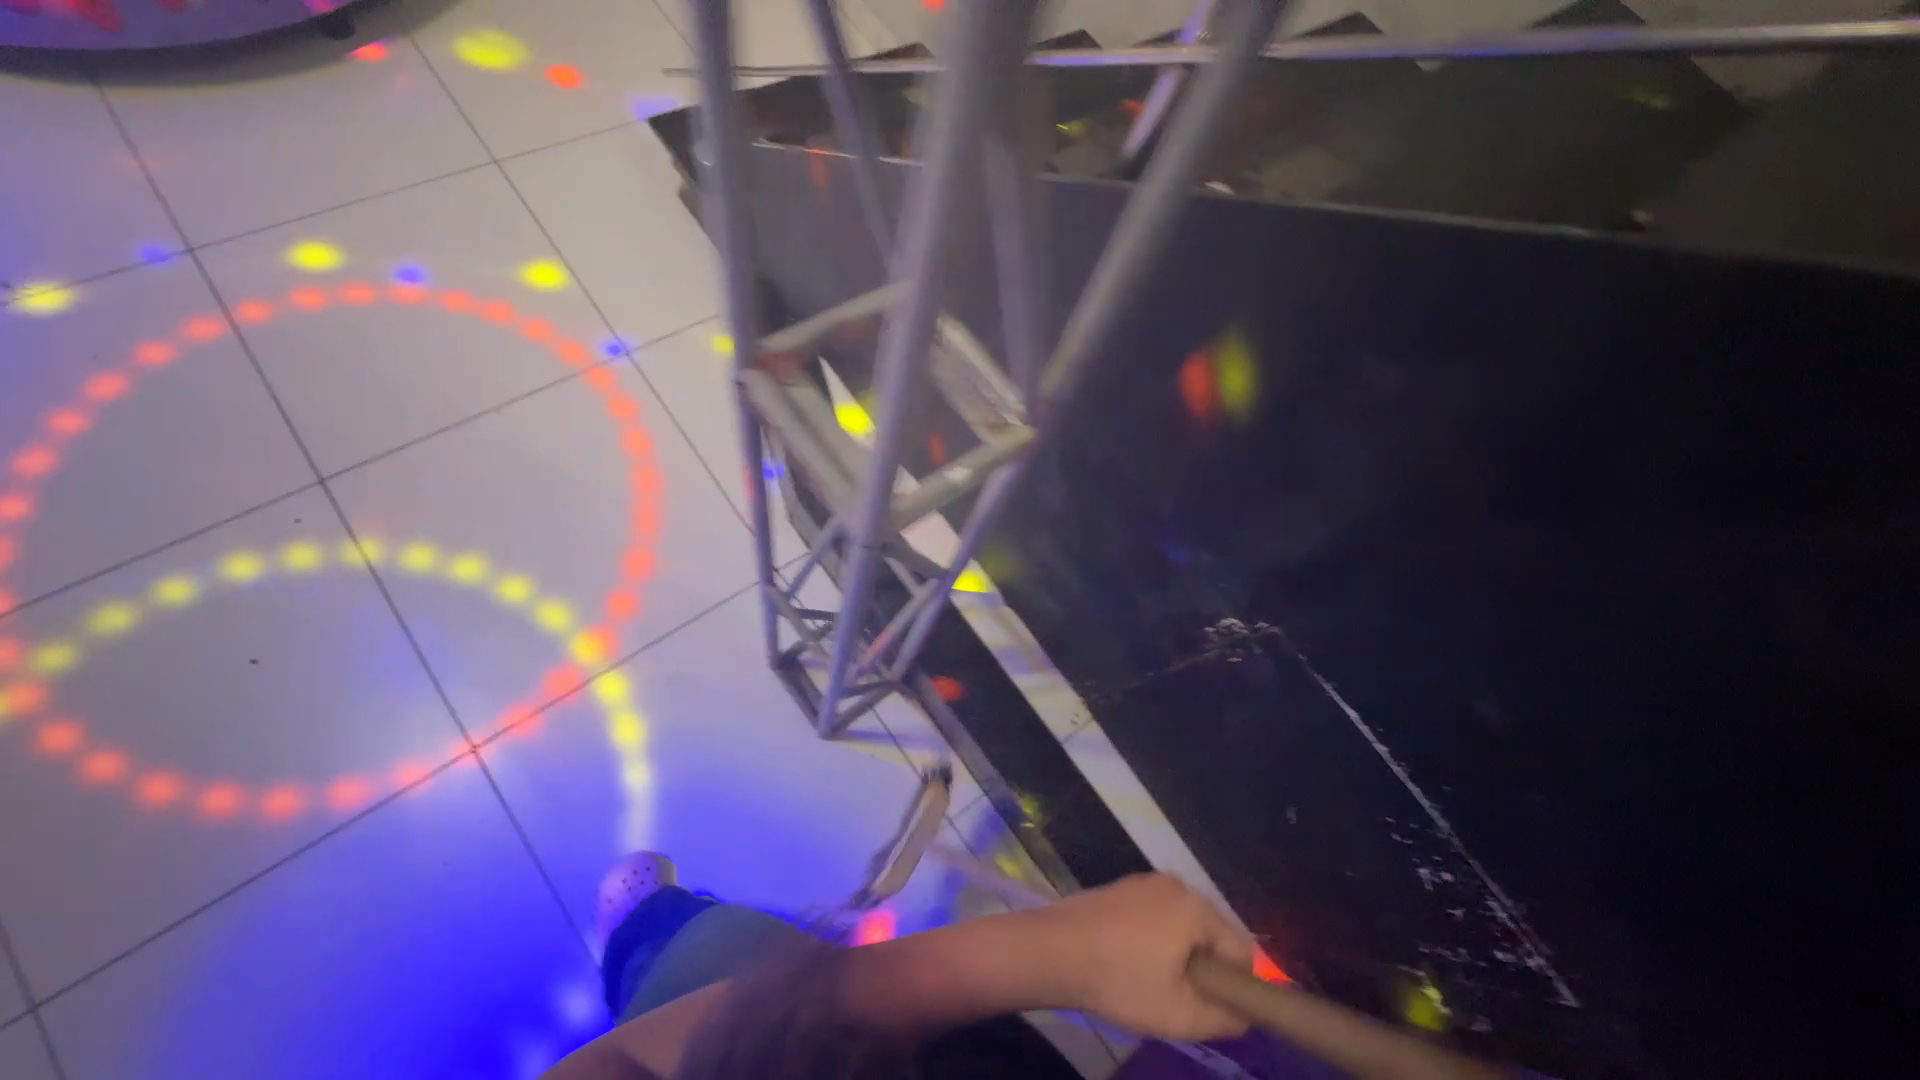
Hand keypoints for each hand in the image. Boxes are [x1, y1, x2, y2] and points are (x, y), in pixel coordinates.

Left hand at [1031, 872, 1253, 1040]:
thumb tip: (1243, 1015)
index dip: (1236, 986)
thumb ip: (1224, 1018)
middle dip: (1204, 968)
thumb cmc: (1120, 980)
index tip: (1214, 1009)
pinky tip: (1128, 963)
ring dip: (1176, 955)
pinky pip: (1153, 917)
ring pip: (1180, 926)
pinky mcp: (1119, 888)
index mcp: (1197, 907)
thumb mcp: (1180, 1016)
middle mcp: (1176, 885)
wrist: (1051, 951)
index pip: (1241, 950)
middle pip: (1210, 934)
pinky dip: (1151, 941)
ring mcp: (1144, 882)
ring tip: (1150, 983)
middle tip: (1179, 998)